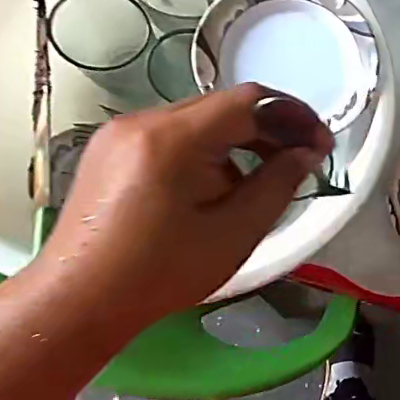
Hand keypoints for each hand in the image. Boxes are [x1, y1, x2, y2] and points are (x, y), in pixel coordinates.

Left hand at [28, 83, 333, 329]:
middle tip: (298, 162)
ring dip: (236, 142)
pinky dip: (203, 151)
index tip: (320, 145)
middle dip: (267, 130)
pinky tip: (212, 189)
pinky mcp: (110, 148)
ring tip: (256, 183)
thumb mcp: (233, 234)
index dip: (293, 116)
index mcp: (172, 138)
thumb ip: (277, 186)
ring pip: (197, 120)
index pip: (249, 101)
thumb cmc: (160, 273)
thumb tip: (305, 154)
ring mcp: (120, 131)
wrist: (79, 299)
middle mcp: (142, 120)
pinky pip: (170, 135)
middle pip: (221, 106)